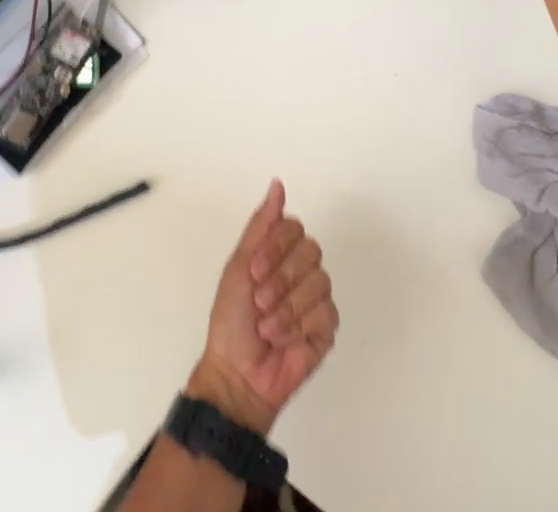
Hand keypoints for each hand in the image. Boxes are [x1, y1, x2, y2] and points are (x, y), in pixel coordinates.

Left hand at [187, 181, 338, 436]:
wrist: (238, 372)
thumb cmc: (231, 322)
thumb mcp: (238, 267)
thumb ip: (261, 225)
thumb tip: (277, 185)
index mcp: (277, 254)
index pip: (294, 228)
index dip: (275, 249)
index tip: (254, 272)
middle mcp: (299, 271)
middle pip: (310, 251)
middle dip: (281, 279)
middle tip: (260, 302)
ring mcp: (315, 298)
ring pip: (319, 282)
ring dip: (286, 308)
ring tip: (267, 327)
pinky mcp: (327, 326)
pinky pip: (326, 312)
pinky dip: (299, 327)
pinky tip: (284, 339)